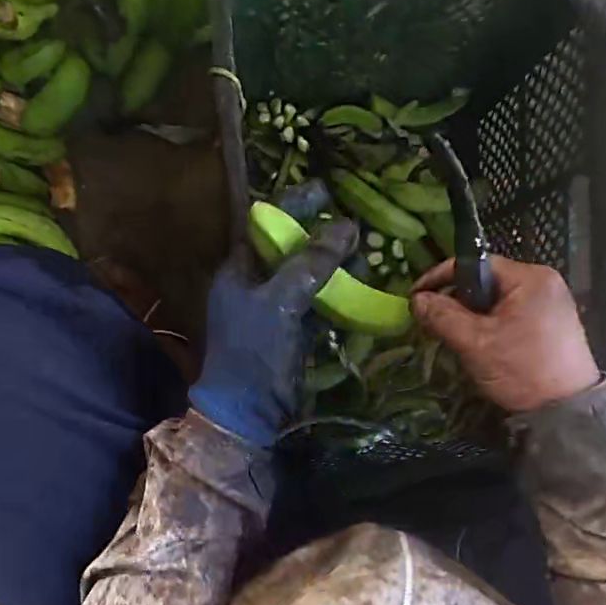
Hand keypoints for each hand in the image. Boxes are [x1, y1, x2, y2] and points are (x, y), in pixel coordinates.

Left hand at [189, 219, 358, 444]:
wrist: (248, 411)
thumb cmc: (254, 351)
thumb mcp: (280, 302)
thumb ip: (310, 264)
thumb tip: (347, 228)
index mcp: (240, 270)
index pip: (266, 224)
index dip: (294, 205)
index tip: (326, 193)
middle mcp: (256, 285)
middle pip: (292, 249)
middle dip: (323, 237)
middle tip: (357, 229)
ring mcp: (275, 310)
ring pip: (308, 277)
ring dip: (336, 267)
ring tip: (365, 257)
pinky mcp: (293, 333)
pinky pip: (317, 305)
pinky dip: (337, 297)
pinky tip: (360, 290)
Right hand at [412, 256, 599, 413]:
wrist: (565, 410)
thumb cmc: (520, 370)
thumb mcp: (474, 343)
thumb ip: (442, 316)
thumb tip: (417, 299)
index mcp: (529, 278)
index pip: (476, 263)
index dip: (441, 278)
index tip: (417, 297)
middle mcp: (544, 282)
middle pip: (486, 280)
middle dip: (456, 298)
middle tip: (432, 319)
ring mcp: (551, 303)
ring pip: (497, 299)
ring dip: (471, 313)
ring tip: (452, 333)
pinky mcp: (552, 323)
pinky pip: (511, 313)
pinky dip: (490, 323)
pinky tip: (479, 342)